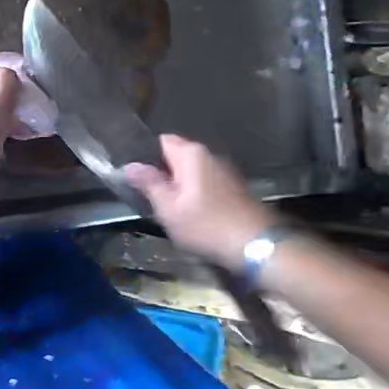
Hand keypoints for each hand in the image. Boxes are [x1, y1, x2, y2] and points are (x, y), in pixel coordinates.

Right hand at [123, 134, 278, 266]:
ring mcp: (225, 172)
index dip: (146, 155)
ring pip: (191, 172)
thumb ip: (148, 183)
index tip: (135, 175)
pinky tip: (190, 214)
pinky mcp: (235, 189)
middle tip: (147, 196)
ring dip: (178, 186)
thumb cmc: (207, 225)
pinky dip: (195, 194)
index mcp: (191, 154)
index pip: (161, 141)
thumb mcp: (168, 207)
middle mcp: (210, 156)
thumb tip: (130, 166)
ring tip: (166, 207)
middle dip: (162, 172)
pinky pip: (205, 184)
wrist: (258, 247)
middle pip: (177, 157)